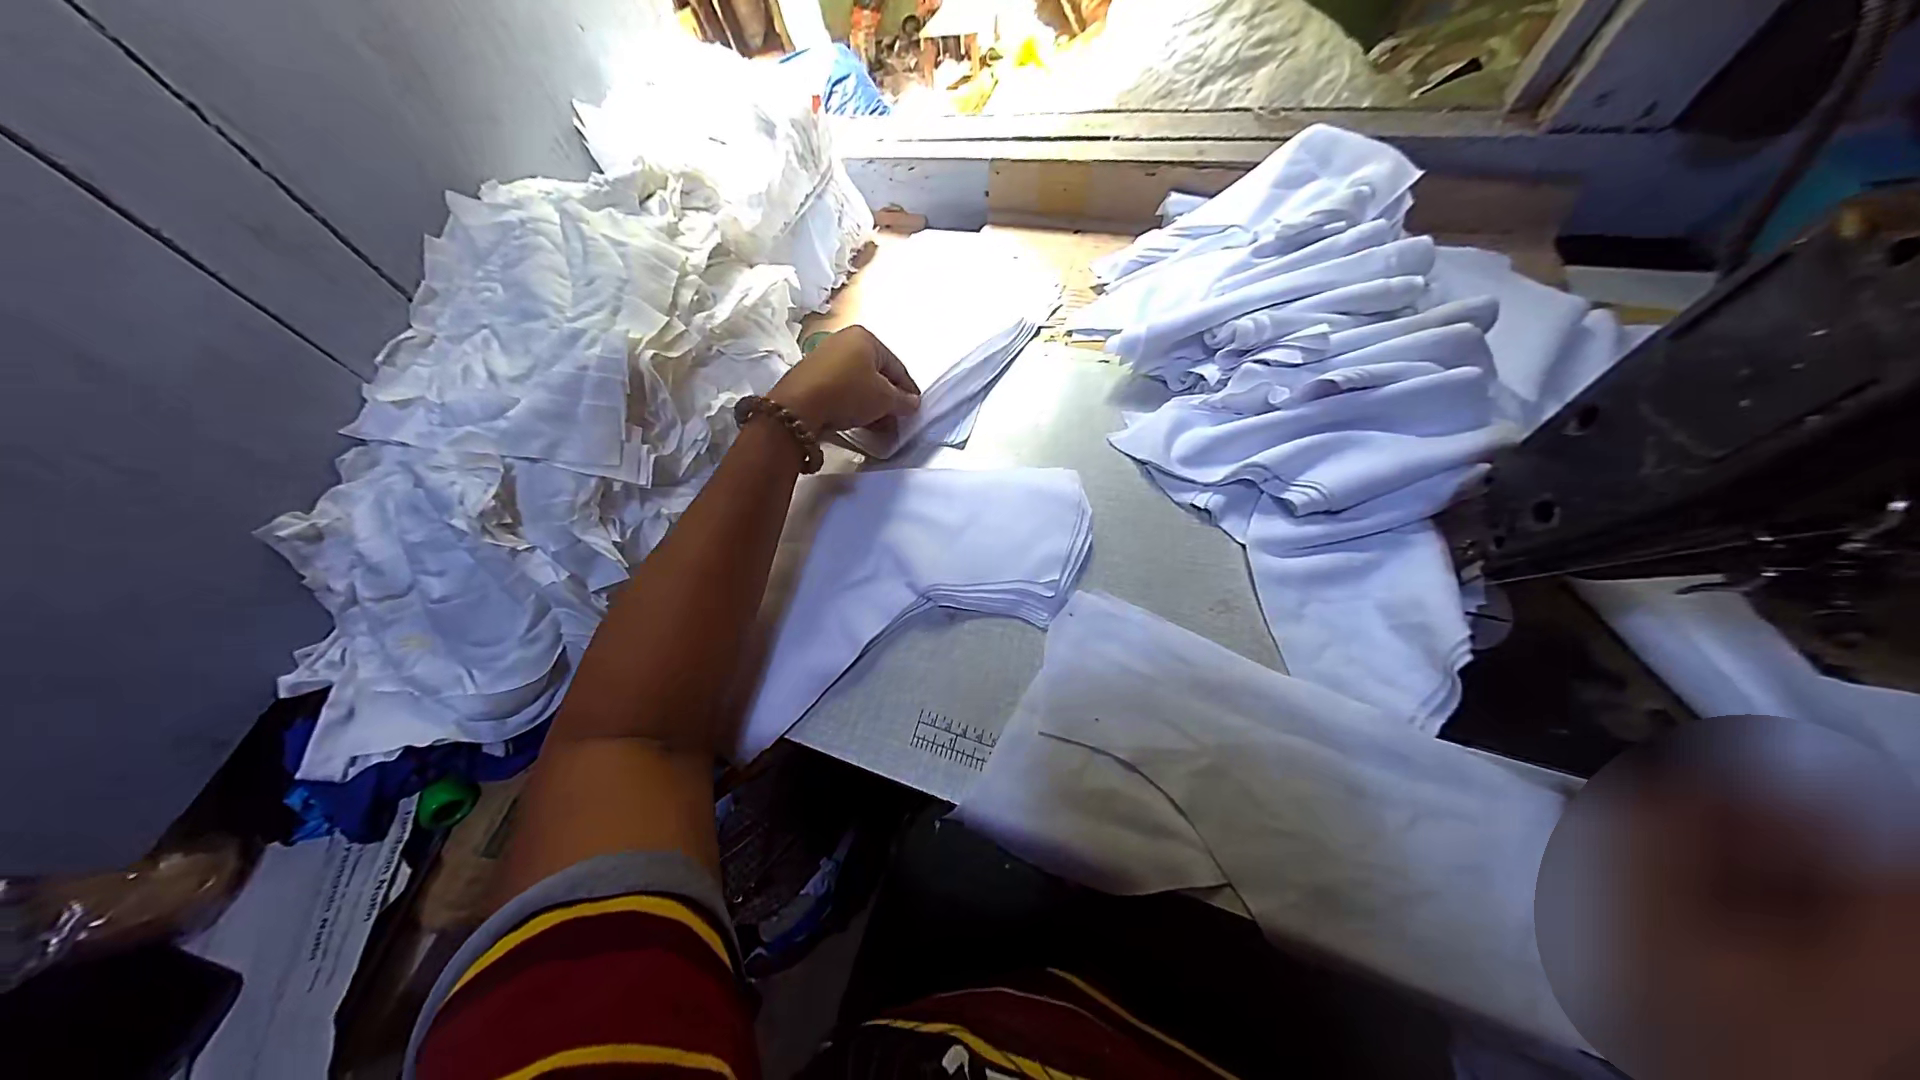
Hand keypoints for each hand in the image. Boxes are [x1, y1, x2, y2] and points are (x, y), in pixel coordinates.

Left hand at [769, 325, 919, 433]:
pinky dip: (853, 405)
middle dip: (888, 400)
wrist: (799, 408)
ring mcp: (824, 358)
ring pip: (858, 384)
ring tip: (879, 427)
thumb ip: (903, 401)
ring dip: (871, 405)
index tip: (914, 410)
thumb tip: (912, 403)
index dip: (908, 390)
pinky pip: (841, 390)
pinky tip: (858, 422)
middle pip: (876, 374)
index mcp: (864, 337)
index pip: (896, 366)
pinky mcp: (811, 378)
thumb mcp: (884, 399)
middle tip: (897, 421)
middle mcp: (843, 341)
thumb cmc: (848, 393)